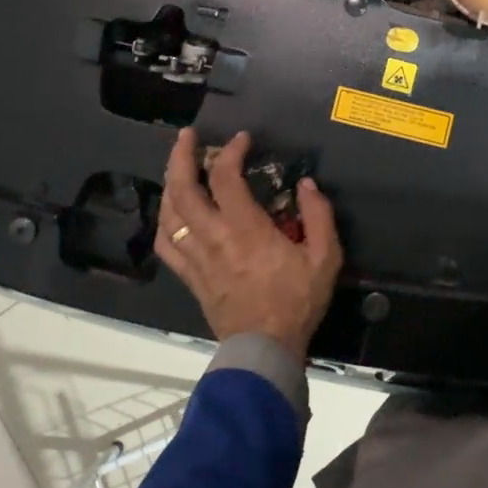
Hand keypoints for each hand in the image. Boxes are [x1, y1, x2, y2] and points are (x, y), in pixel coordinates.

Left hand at [154, 129, 342, 360]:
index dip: (230, 151)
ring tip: (178, 166)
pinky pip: (165, 244)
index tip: (242, 140)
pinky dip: (164, 222)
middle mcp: (213, 238)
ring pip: (168, 214)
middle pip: (183, 190)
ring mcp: (196, 258)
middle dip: (181, 156)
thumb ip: (319, 216)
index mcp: (245, 229)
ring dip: (169, 183)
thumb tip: (306, 184)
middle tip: (188, 136)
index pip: (226, 177)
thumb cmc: (296, 302)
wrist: (266, 350)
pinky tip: (170, 212)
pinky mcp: (189, 277)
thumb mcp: (324, 257)